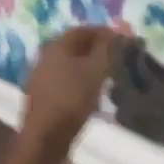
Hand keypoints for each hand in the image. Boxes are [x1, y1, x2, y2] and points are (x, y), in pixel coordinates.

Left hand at [22, 27, 121, 145]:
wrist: (46, 135)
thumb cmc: (73, 98)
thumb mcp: (97, 70)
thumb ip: (109, 47)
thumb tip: (121, 28)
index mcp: (57, 45)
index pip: (84, 30)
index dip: (105, 32)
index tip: (122, 40)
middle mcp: (45, 55)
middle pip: (74, 46)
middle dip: (96, 48)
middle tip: (116, 57)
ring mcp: (40, 75)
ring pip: (69, 63)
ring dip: (88, 65)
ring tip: (106, 75)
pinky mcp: (41, 94)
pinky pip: (63, 78)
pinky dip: (79, 78)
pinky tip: (89, 91)